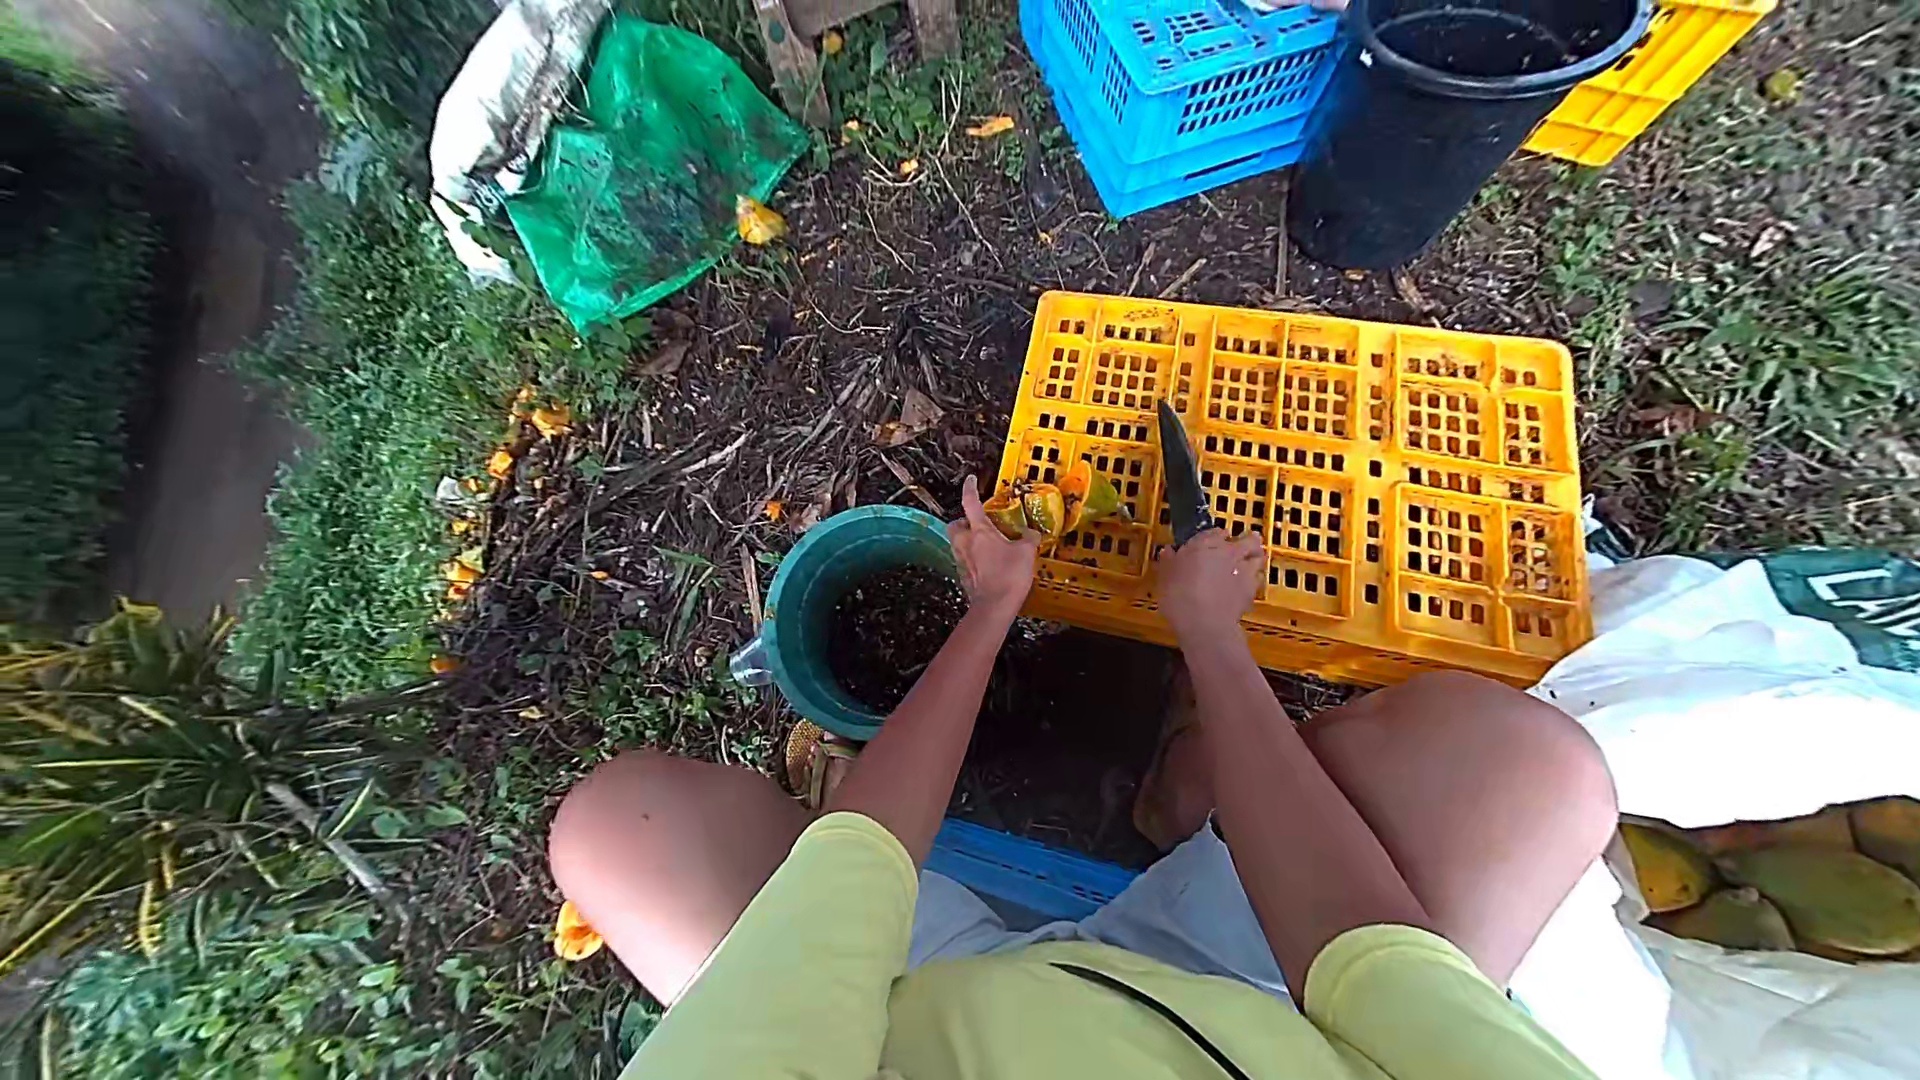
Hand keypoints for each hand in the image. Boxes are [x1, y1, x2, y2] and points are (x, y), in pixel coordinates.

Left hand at [948, 475, 1038, 618]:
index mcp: (979, 531)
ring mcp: (961, 560)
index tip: (970, 480)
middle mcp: (965, 543)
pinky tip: (987, 563)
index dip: (970, 488)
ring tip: (986, 543)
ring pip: (958, 543)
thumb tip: (1032, 533)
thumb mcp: (1026, 552)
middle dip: (963, 521)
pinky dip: (972, 557)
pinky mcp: (963, 576)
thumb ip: (1028, 538)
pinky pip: (964, 560)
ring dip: (967, 540)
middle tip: (978, 523)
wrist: (994, 606)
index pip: (970, 502)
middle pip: (955, 525)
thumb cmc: (1009, 575)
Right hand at [1156, 529, 1265, 641]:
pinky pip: (1259, 577)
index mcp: (1204, 544)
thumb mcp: (1164, 577)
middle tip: (1241, 545)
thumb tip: (1168, 551)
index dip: (1215, 536)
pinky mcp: (1252, 588)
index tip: (1212, 540)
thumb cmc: (1179, 596)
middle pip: (1247, 539)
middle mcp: (1227, 552)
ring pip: (1259, 556)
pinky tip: (1247, 584)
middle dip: (1246, 540)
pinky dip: (1255, 578)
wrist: (1204, 623)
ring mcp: (1243, 570)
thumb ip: (1168, 561)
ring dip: (1255, 557)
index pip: (1215, 532)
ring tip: (1249, 562)